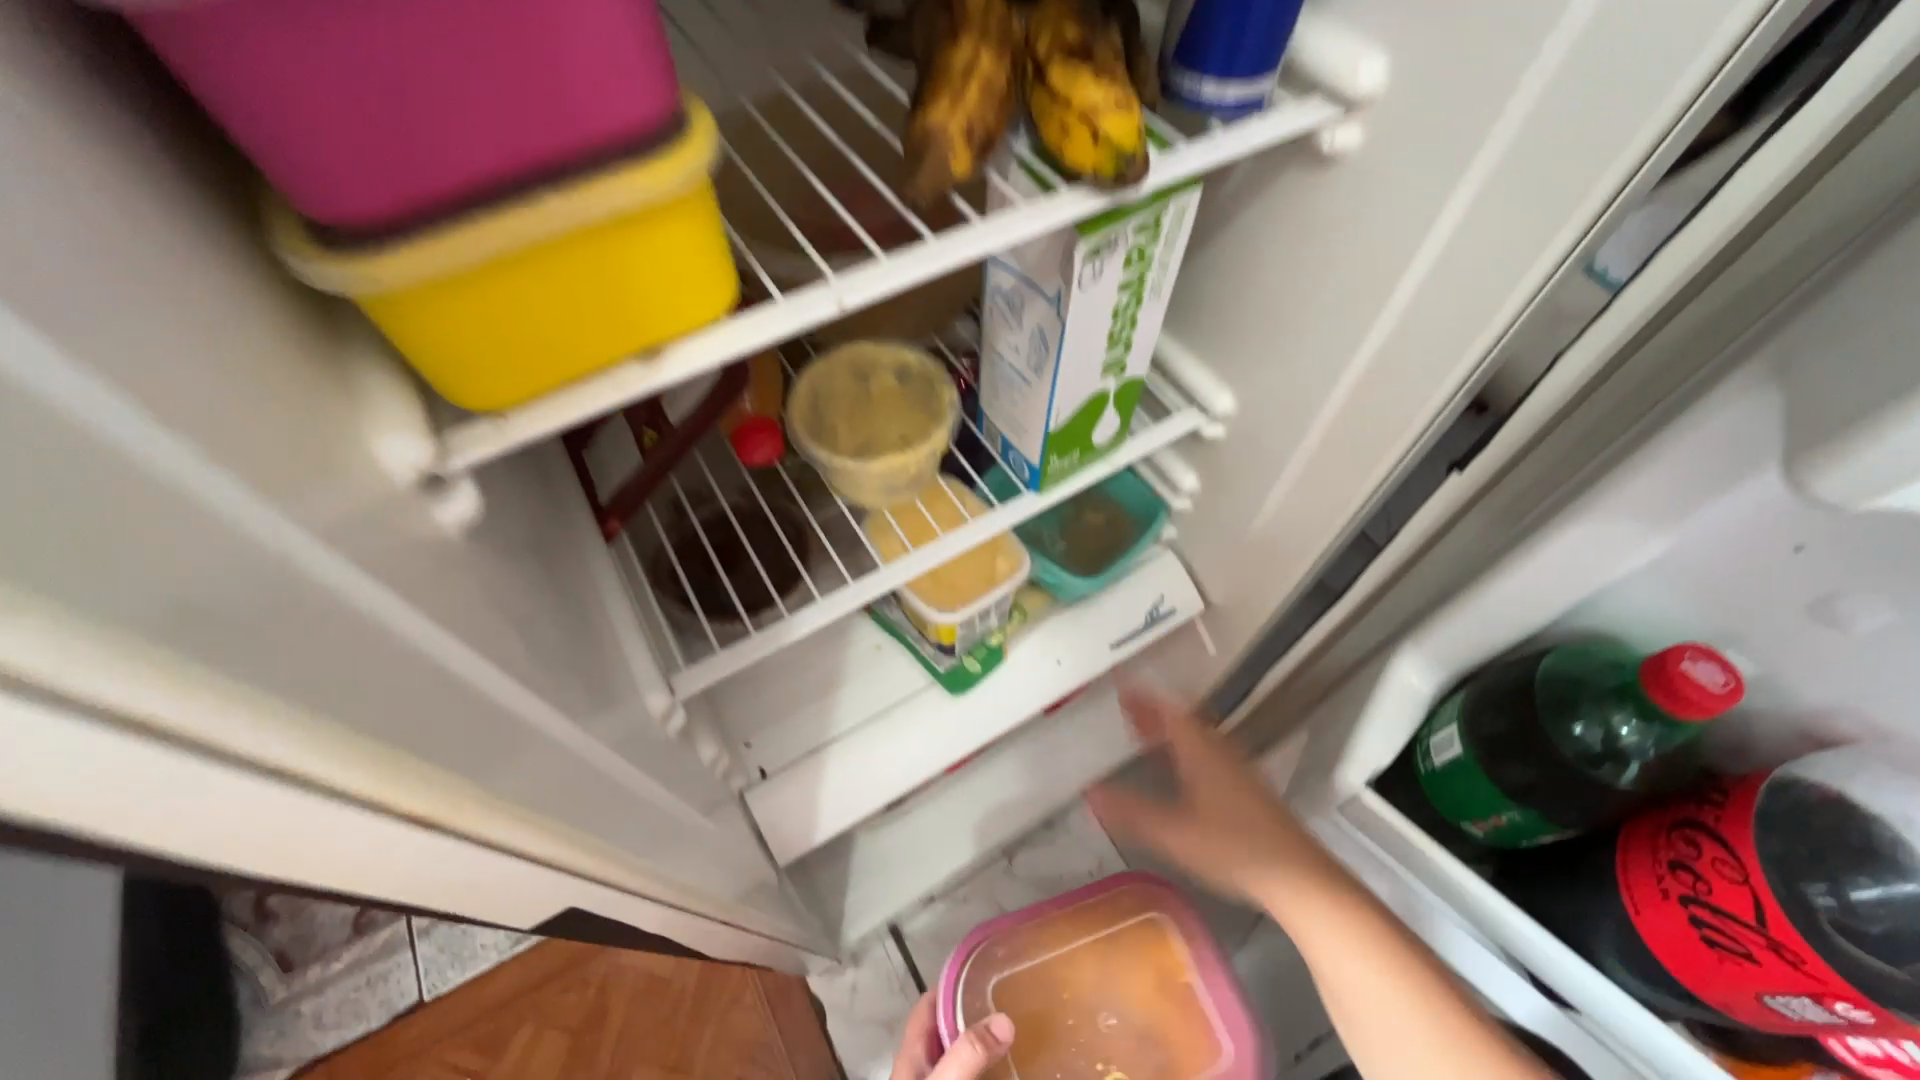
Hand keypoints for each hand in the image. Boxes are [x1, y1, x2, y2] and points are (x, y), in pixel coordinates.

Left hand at [888, 992, 1013, 1079]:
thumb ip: (968, 1054)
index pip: (930, 1003)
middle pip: (947, 1027)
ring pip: (961, 1054)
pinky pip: (972, 1074)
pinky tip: (1011, 1070)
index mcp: (914, 1051)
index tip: (983, 972)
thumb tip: (1005, 1019)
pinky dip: (989, 1069)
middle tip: (1010, 1002)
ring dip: (984, 1044)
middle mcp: (923, 1066)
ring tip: (1017, 1033)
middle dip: (975, 1013)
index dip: (952, 985)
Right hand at [1087, 684, 1332, 906]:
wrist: (1297, 877)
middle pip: (1185, 721)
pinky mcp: (1250, 791)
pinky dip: (1188, 750)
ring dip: (1172, 731)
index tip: (1121, 686)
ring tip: (1148, 734)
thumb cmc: (1233, 848)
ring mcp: (1239, 770)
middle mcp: (1221, 752)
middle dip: (1155, 713)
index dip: (1144, 697)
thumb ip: (1131, 812)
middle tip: (1128, 709)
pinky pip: (1210, 754)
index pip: (1168, 711)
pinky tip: (1182, 771)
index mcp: (1201, 751)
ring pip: (1200, 738)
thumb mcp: (1173, 833)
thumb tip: (1091, 793)